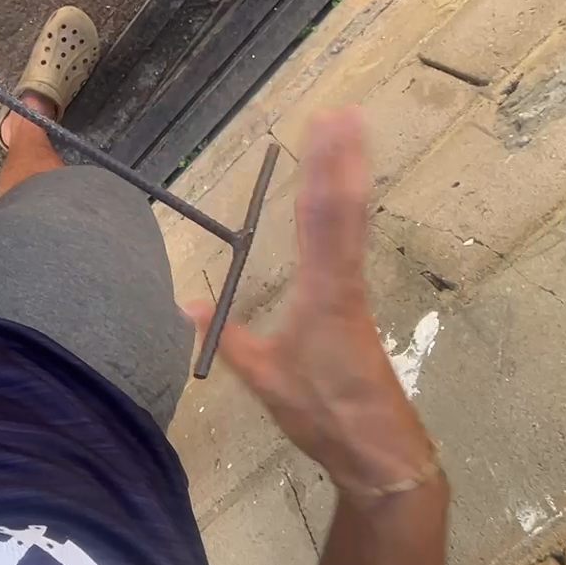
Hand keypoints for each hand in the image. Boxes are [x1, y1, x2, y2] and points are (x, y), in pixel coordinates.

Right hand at [185, 108, 433, 493]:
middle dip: (342, 158)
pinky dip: (347, 208)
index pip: (321, 220)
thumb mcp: (264, 378)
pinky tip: (344, 199)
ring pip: (353, 222)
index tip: (325, 129)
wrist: (381, 452)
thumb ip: (225, 339)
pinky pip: (352, 243)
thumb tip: (184, 303)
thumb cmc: (322, 414)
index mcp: (324, 293)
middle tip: (344, 112)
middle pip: (344, 208)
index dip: (323, 171)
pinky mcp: (356, 304)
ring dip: (350, 176)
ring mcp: (354, 291)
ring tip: (349, 137)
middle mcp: (345, 282)